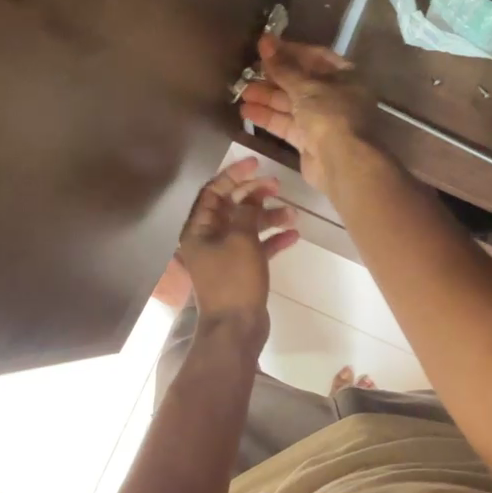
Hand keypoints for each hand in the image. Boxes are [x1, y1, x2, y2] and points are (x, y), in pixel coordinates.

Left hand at [175, 158, 298, 341]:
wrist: (236, 329)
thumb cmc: (234, 281)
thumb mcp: (241, 239)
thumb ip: (245, 211)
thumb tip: (250, 193)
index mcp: (198, 230)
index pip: (213, 192)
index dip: (234, 175)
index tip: (256, 163)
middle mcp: (207, 240)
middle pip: (231, 208)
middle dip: (254, 195)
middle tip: (278, 185)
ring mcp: (223, 256)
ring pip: (246, 227)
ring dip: (268, 217)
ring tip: (292, 214)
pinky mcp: (239, 271)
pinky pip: (256, 248)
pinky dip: (272, 240)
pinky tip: (293, 236)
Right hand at [238, 35, 378, 191]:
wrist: (343, 162)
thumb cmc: (331, 114)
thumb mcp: (306, 87)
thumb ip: (284, 67)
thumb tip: (265, 41)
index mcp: (344, 76)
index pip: (314, 57)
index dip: (289, 51)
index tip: (264, 47)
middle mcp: (335, 96)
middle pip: (300, 82)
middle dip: (274, 77)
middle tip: (247, 71)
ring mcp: (322, 120)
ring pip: (291, 104)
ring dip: (267, 97)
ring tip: (242, 92)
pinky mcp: (309, 141)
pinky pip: (286, 124)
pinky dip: (268, 118)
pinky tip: (246, 112)